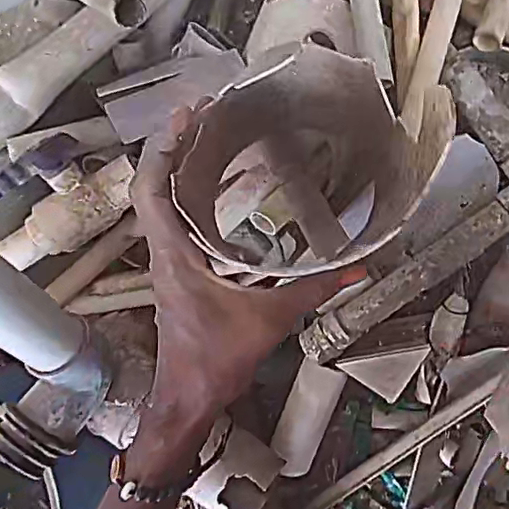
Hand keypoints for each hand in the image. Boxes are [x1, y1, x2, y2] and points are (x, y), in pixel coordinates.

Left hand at [125, 105, 360, 478]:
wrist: (190, 394)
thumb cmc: (216, 358)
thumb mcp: (270, 319)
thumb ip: (314, 291)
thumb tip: (357, 268)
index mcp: (174, 254)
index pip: (151, 190)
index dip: (163, 147)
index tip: (186, 115)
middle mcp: (164, 251)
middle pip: (152, 185)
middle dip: (172, 145)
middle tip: (203, 114)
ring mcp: (167, 260)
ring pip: (160, 201)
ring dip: (176, 167)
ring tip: (207, 137)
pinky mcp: (177, 270)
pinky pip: (174, 220)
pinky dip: (188, 195)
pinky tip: (216, 187)